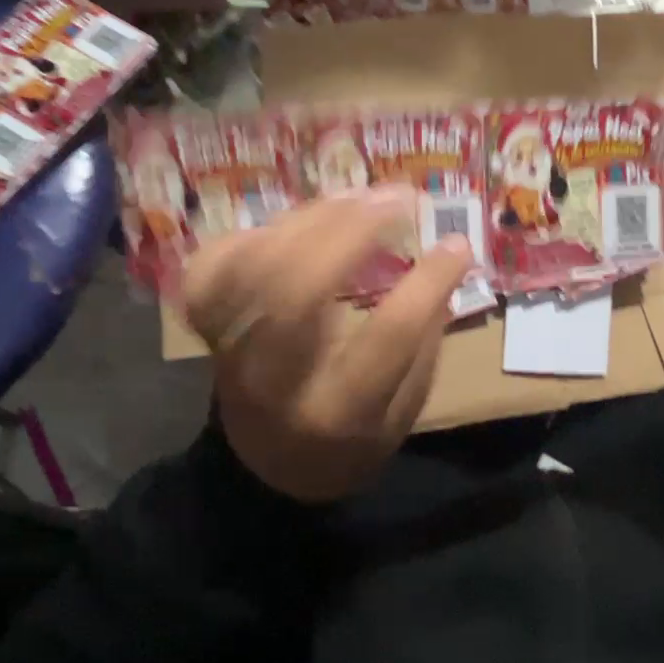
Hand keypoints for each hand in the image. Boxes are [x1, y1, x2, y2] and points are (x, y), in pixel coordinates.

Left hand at [175, 187, 473, 501]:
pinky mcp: (206, 324)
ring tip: (358, 196)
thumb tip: (444, 263)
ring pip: (255, 266)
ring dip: (311, 219)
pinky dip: (253, 232)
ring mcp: (229, 348)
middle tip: (399, 198)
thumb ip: (423, 345)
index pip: (388, 336)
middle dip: (353, 232)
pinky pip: (215, 262)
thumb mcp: (402, 414)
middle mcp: (274, 377)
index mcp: (337, 411)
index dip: (428, 281)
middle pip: (300, 289)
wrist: (262, 467)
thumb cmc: (348, 441)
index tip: (457, 243)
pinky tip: (296, 223)